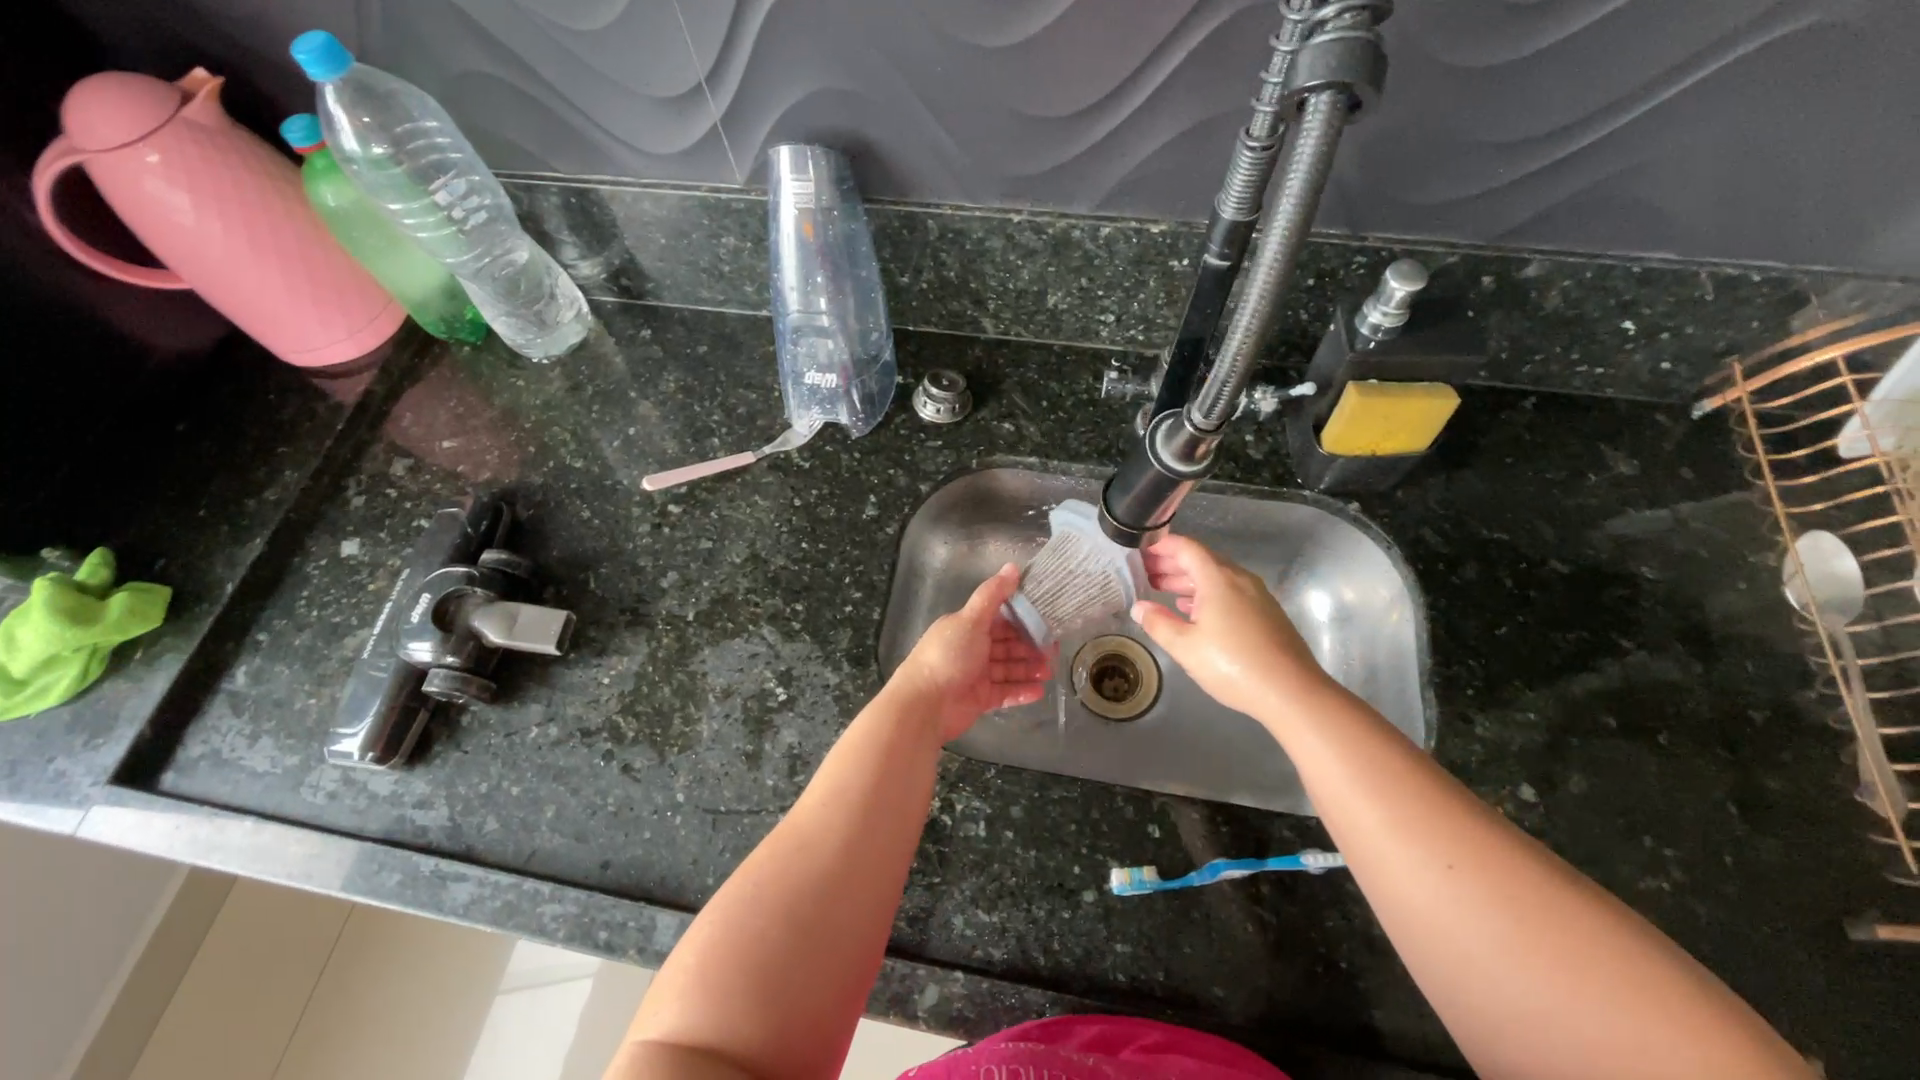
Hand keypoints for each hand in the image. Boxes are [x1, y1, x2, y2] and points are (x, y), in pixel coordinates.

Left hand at [889, 563, 1053, 740]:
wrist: (925, 704)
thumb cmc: (948, 656)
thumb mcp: (971, 619)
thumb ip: (993, 594)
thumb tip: (1013, 566)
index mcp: (967, 627)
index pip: (1000, 620)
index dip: (1023, 621)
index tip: (1046, 622)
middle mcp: (971, 649)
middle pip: (1007, 646)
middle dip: (1030, 648)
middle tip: (1053, 651)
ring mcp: (975, 675)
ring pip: (1008, 669)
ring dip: (1029, 669)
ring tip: (1049, 672)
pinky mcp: (979, 699)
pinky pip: (1004, 693)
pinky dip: (1021, 692)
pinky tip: (1039, 691)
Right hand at [1130, 534, 1329, 723]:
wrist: (1291, 691)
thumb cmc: (1233, 665)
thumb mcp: (1186, 647)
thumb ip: (1158, 624)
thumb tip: (1140, 607)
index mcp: (1218, 579)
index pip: (1187, 548)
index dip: (1163, 546)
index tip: (1142, 551)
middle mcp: (1240, 579)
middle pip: (1203, 560)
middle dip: (1173, 563)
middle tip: (1147, 573)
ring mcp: (1257, 596)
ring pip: (1218, 577)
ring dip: (1189, 580)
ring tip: (1164, 590)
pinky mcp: (1267, 613)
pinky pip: (1231, 592)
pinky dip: (1207, 593)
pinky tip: (1195, 612)